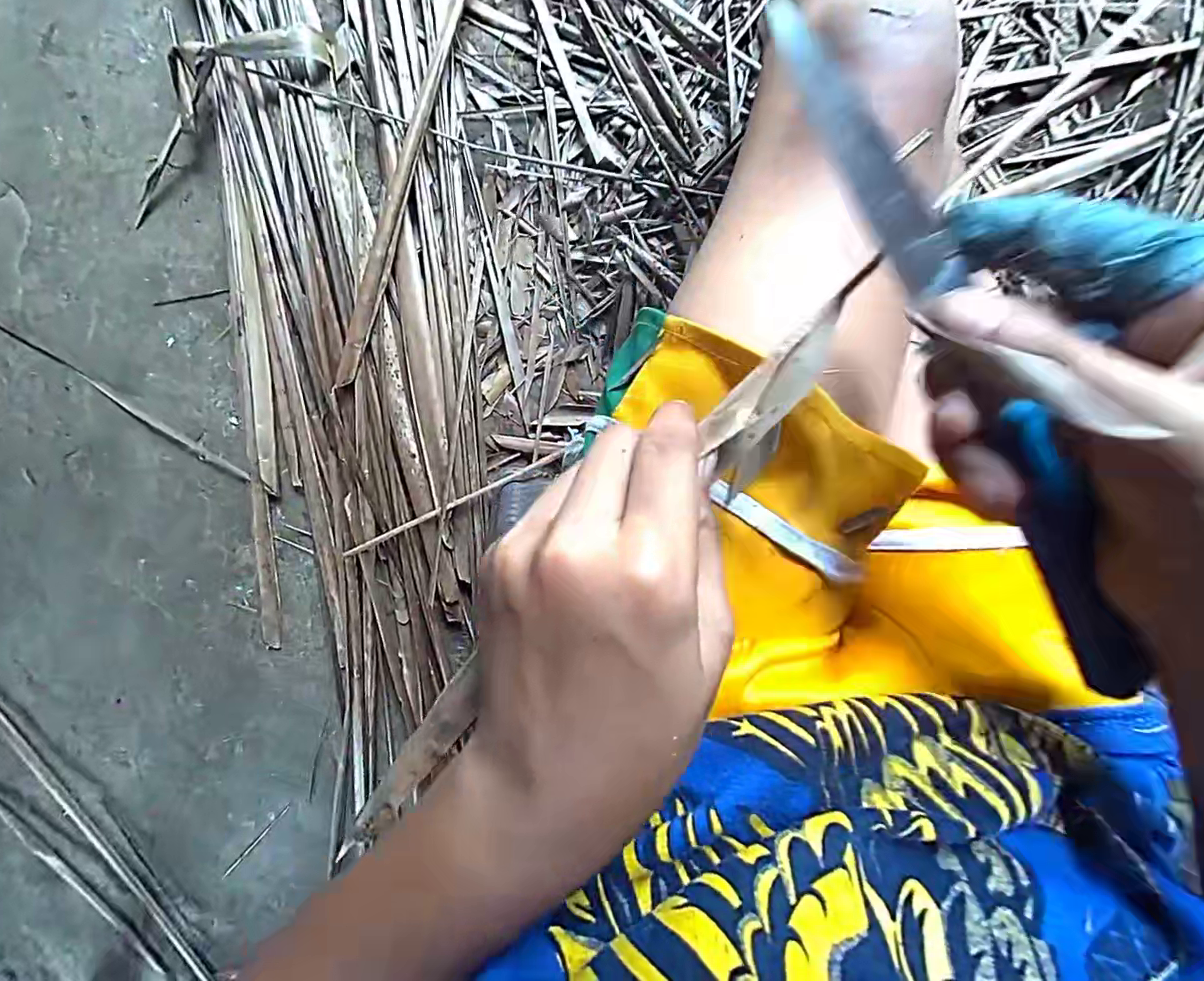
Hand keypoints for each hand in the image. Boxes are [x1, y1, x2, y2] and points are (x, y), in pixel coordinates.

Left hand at [463, 399, 732, 868]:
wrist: (541, 782)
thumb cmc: (647, 729)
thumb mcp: (711, 643)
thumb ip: (705, 545)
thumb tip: (696, 477)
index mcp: (649, 571)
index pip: (664, 453)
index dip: (681, 426)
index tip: (690, 420)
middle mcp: (579, 543)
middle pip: (614, 442)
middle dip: (644, 452)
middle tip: (657, 493)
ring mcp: (524, 547)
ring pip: (577, 468)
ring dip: (606, 483)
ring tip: (615, 538)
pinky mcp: (492, 557)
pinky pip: (546, 504)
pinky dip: (571, 513)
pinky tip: (576, 563)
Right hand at [921, 199, 1203, 980]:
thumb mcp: (1162, 428)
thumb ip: (1044, 363)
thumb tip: (942, 302)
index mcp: (1201, 312)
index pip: (1092, 250)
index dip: (1016, 238)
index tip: (939, 236)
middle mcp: (1139, 353)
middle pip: (1018, 328)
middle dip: (977, 374)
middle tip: (956, 416)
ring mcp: (1092, 415)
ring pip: (989, 392)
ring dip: (976, 435)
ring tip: (996, 487)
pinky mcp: (1060, 467)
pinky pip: (992, 444)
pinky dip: (986, 470)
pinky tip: (1007, 506)